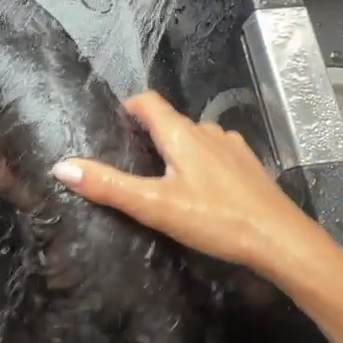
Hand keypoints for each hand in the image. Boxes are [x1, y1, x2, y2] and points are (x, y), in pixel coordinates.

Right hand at [52, 92, 313, 272]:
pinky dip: (199, 164)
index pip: (147, 101)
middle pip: (169, 121)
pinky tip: (199, 192)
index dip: (126, 108)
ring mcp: (231, 147)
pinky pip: (214, 155)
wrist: (281, 241)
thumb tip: (61, 165)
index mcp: (181, 133)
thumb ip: (109, 186)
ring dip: (174, 150)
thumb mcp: (154, 205)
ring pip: (193, 139)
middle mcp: (206, 131)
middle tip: (127, 163)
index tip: (108, 127)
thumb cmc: (215, 218)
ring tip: (160, 180)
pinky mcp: (248, 167)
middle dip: (147, 135)